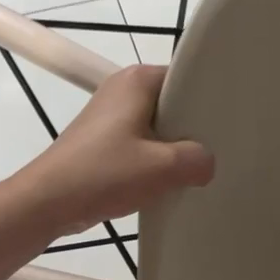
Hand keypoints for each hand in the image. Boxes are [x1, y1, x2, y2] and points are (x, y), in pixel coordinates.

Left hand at [15, 65, 214, 233]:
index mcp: (137, 79)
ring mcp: (107, 117)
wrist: (47, 202)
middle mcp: (120, 90)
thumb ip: (198, 160)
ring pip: (156, 129)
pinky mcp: (99, 143)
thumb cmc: (103, 174)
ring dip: (171, 150)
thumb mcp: (164, 168)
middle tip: (219, 151)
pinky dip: (151, 162)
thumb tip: (205, 164)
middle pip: (172, 104)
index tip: (231, 123)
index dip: (210, 100)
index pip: (187, 78)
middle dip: (192, 129)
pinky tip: (166, 183)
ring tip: (196, 170)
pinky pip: (138, 146)